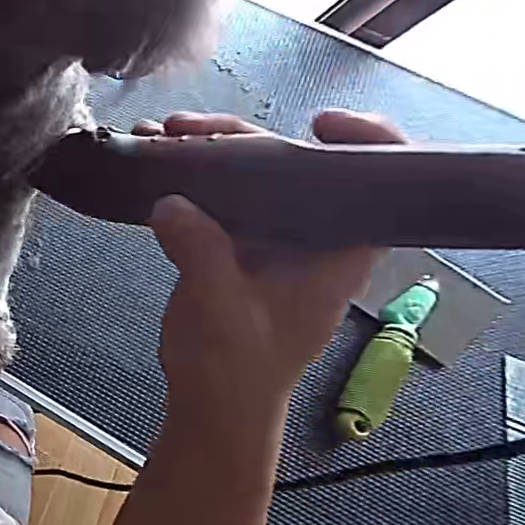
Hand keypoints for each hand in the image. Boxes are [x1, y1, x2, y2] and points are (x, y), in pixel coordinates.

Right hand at [144, 110, 406, 409]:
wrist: (211, 401)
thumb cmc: (237, 366)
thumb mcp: (222, 310)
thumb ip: (201, 253)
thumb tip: (169, 201)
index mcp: (336, 249)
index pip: (374, 181)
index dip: (362, 140)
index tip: (317, 123)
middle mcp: (307, 234)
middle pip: (290, 164)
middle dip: (240, 137)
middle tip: (185, 126)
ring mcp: (264, 237)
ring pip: (244, 176)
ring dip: (202, 151)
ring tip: (155, 134)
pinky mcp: (226, 243)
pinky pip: (210, 197)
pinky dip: (182, 177)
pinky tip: (150, 161)